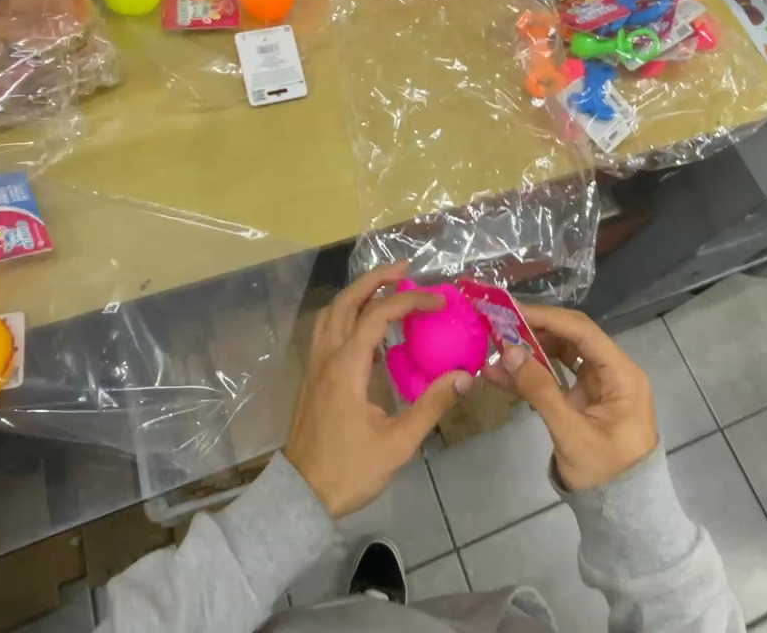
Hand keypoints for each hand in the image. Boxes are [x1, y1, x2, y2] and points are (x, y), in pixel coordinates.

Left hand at [284, 265, 471, 517]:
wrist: (302, 496)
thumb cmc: (350, 470)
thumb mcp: (398, 443)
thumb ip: (431, 406)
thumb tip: (464, 376)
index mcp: (346, 365)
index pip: (378, 314)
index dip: (410, 300)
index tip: (439, 301)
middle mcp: (327, 356)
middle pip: (346, 300)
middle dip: (375, 278)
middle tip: (405, 269)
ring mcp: (314, 365)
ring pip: (331, 312)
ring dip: (357, 293)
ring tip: (385, 288)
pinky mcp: (312, 377)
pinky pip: (326, 330)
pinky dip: (346, 314)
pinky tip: (364, 327)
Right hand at [484, 304, 656, 492]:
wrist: (623, 516)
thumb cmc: (606, 474)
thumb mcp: (571, 433)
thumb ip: (540, 390)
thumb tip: (507, 351)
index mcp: (622, 375)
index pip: (583, 331)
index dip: (548, 318)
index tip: (512, 312)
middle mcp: (613, 372)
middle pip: (572, 337)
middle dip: (535, 330)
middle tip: (499, 325)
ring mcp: (599, 385)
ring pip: (562, 354)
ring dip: (530, 351)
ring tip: (496, 348)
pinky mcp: (586, 399)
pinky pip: (557, 376)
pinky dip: (533, 374)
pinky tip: (503, 374)